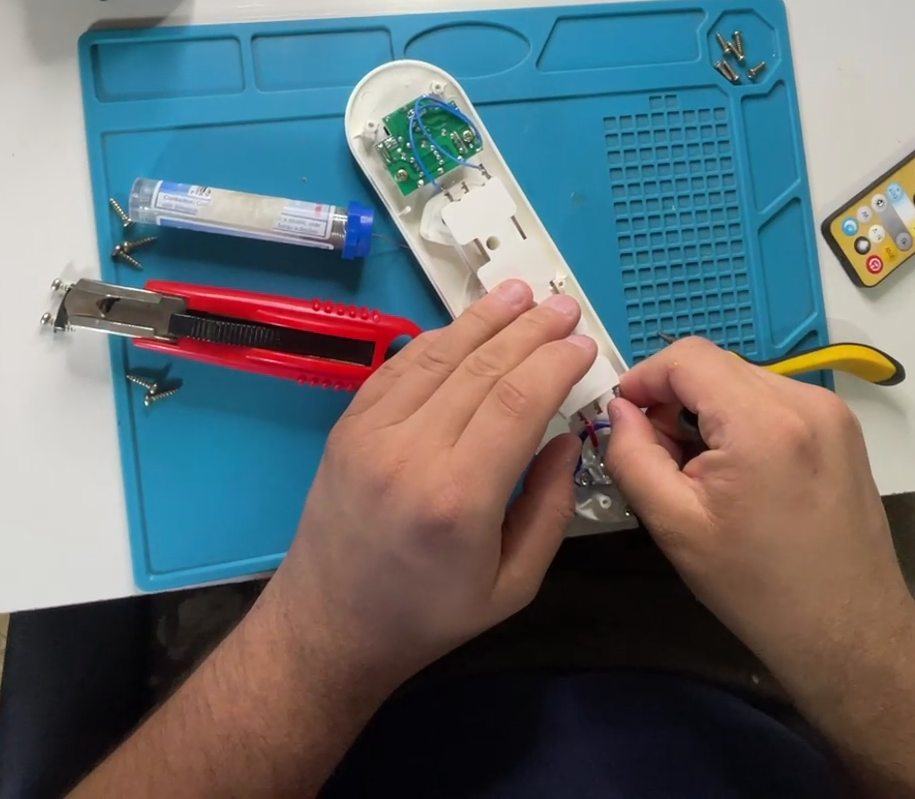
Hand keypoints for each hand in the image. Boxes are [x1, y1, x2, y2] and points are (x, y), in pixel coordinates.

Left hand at [256, 280, 594, 696]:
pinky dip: (437, 339)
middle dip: (529, 330)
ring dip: (482, 318)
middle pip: (480, 369)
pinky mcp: (348, 424)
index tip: (583, 343)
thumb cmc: (429, 614)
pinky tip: (465, 323)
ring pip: (437, 355)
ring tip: (519, 291)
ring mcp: (371, 431)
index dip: (554, 364)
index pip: (516, 403)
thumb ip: (550, 507)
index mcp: (459, 498)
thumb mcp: (513, 585)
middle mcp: (411, 452)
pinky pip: (399, 366)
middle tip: (564, 304)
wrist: (331, 622)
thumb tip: (569, 436)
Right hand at [602, 338, 914, 671]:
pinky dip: (738, 417)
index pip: (686, 357)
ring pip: (739, 379)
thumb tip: (620, 410)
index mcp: (762, 424)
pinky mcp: (841, 427)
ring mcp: (830, 412)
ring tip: (698, 467)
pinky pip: (770, 397)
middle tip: (659, 452)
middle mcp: (804, 402)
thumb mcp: (674, 526)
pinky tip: (736, 467)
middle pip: (713, 364)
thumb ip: (632, 456)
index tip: (626, 416)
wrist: (852, 636)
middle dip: (673, 396)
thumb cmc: (758, 588)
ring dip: (705, 407)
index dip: (644, 377)